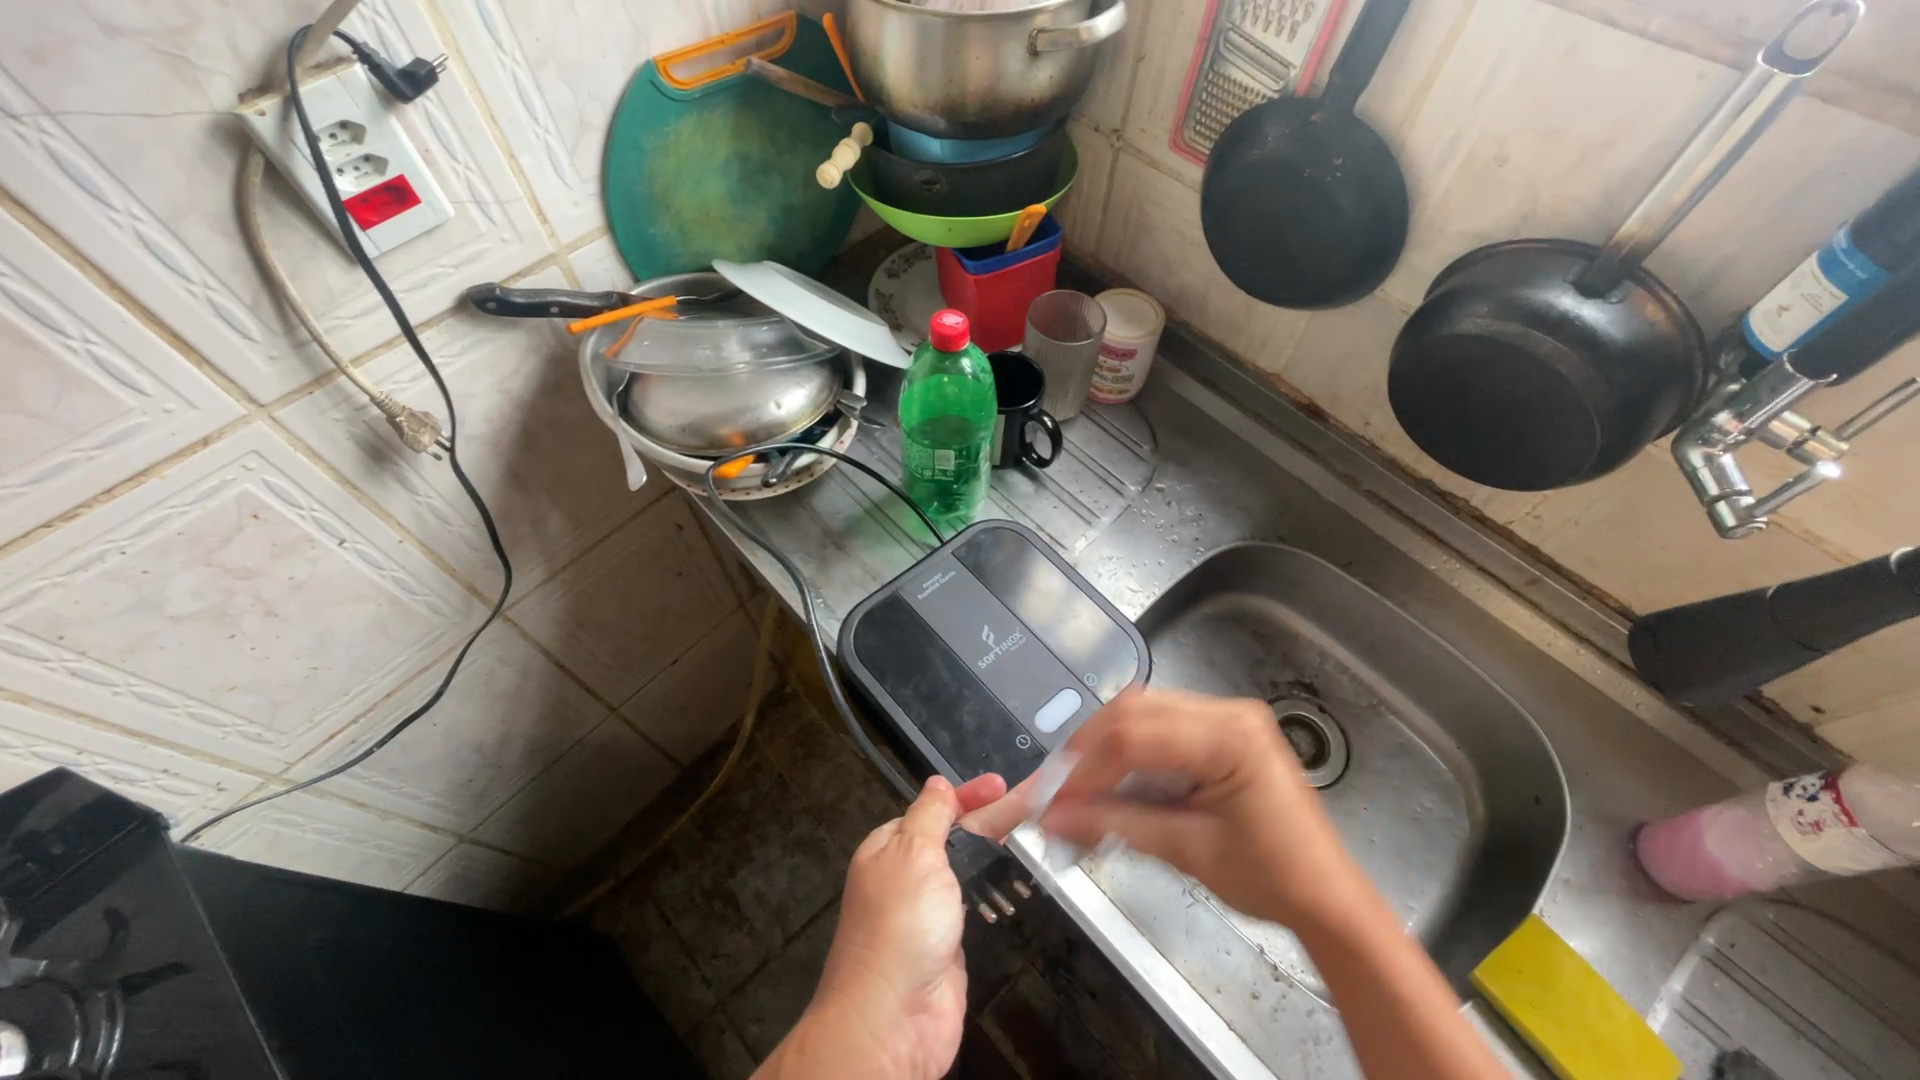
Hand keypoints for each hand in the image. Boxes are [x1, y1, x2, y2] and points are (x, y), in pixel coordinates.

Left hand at [760, 773, 1005, 1079]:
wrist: (893, 1017)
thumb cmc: (901, 923)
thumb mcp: (914, 852)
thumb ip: (929, 815)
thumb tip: (936, 782)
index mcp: (888, 848)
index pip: (929, 809)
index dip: (964, 795)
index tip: (1001, 784)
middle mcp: (903, 876)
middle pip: (947, 838)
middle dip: (982, 824)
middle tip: (1025, 812)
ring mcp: (925, 912)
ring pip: (961, 873)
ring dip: (990, 859)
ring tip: (1029, 843)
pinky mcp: (946, 944)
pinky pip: (971, 907)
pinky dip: (991, 894)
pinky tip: (1013, 887)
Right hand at [1038, 686, 1362, 929]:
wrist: (1325, 896)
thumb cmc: (1271, 877)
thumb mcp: (1187, 850)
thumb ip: (1115, 824)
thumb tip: (1050, 818)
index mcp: (1229, 735)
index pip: (1132, 737)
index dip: (1082, 770)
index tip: (1046, 804)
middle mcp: (1225, 711)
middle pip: (1130, 713)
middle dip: (1083, 754)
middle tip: (1049, 794)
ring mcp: (1223, 717)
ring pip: (1137, 715)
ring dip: (1098, 752)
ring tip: (1071, 792)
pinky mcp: (1217, 732)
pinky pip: (1155, 728)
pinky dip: (1122, 755)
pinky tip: (1105, 784)